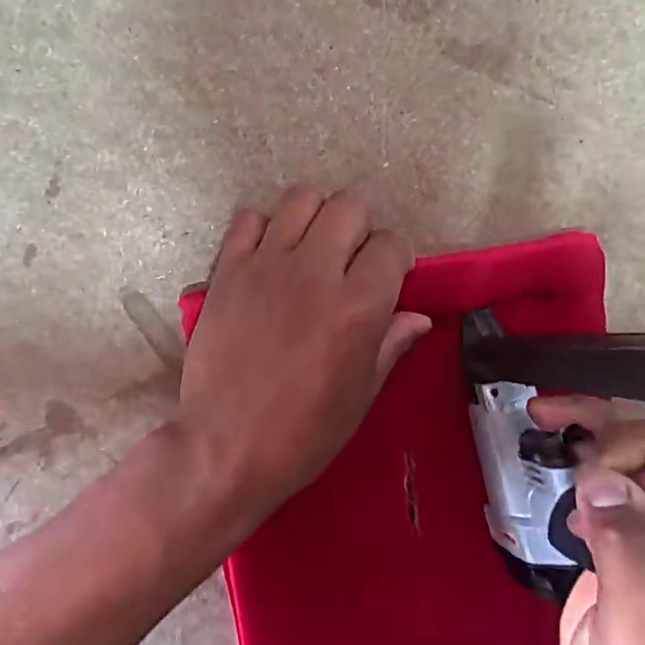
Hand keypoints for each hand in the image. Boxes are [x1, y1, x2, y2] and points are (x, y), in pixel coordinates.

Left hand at [178, 187, 431, 514]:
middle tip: (348, 262)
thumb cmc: (303, 433)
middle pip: (350, 206)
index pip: (392, 244)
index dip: (395, 259)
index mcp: (359, 305)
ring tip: (309, 250)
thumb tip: (417, 317)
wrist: (226, 446)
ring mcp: (266, 265)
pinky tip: (267, 258)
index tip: (387, 278)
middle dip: (359, 228)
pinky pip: (249, 219)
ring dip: (314, 218)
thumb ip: (390, 344)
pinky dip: (264, 229)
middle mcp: (315, 272)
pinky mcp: (228, 270)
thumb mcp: (360, 395)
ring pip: (301, 198)